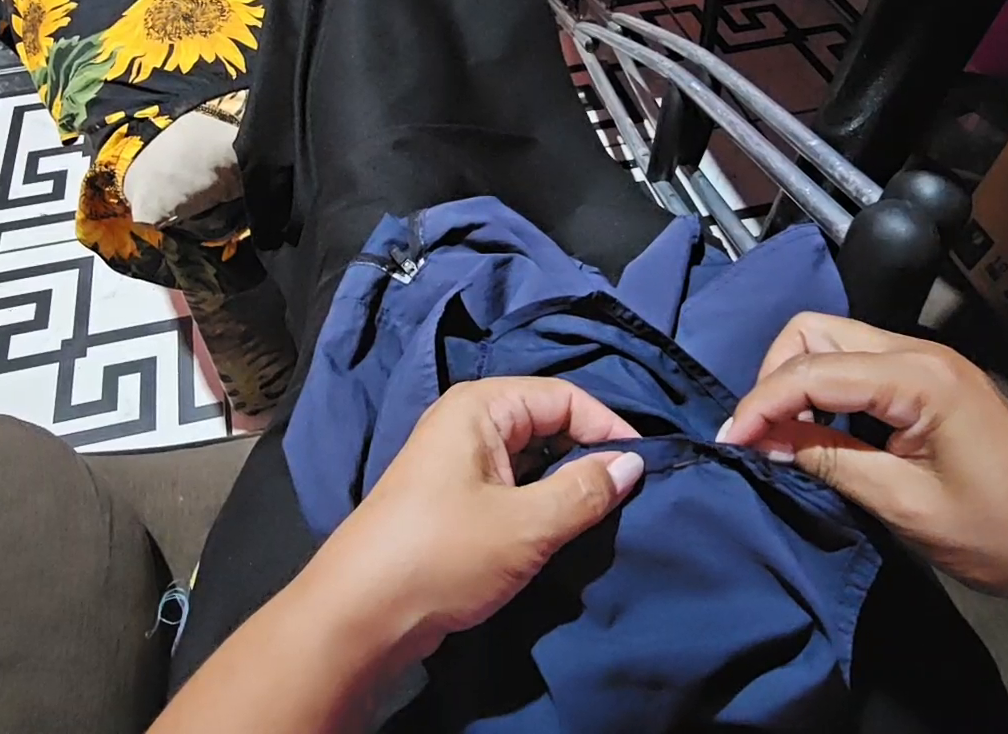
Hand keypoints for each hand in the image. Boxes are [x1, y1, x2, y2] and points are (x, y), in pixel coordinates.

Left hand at [308, 377, 645, 660]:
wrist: (361, 611)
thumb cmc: (444, 552)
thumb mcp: (526, 524)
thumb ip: (584, 490)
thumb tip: (633, 462)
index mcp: (480, 405)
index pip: (562, 396)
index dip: (607, 426)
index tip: (646, 467)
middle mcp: (468, 419)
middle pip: (546, 419)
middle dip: (588, 451)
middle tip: (631, 492)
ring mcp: (459, 456)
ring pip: (530, 452)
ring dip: (566, 477)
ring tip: (605, 511)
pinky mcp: (455, 492)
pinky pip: (512, 478)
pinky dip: (542, 495)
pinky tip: (565, 523)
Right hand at [718, 313, 1007, 603]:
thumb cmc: (1006, 536)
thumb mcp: (905, 505)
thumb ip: (826, 459)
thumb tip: (761, 439)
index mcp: (919, 377)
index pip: (810, 370)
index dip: (761, 403)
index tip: (731, 441)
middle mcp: (918, 352)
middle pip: (812, 331)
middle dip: (775, 376)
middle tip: (765, 432)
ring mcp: (926, 361)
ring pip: (829, 340)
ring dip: (797, 379)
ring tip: (788, 433)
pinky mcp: (929, 378)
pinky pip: (854, 361)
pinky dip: (824, 386)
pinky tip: (825, 427)